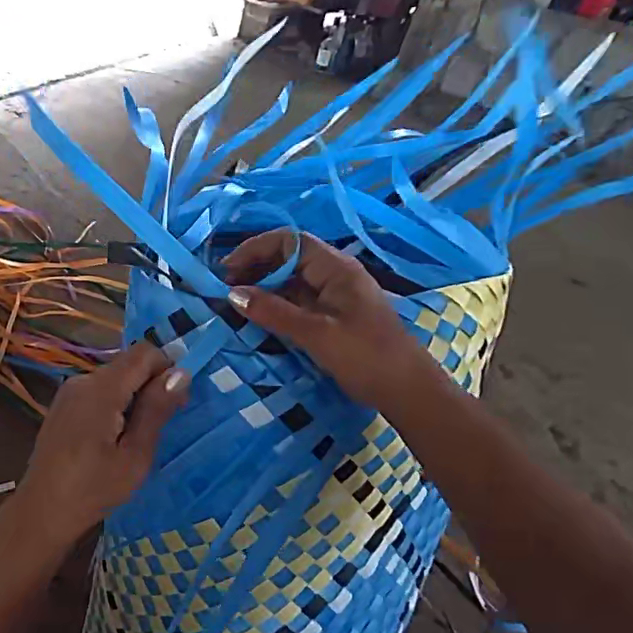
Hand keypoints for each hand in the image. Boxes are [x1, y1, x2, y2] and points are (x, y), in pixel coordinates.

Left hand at [4, 343, 187, 547]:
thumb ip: (156, 409)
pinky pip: (98, 391)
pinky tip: (114, 438)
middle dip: (151, 384)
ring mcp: (68, 391)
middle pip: (128, 364)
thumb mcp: (135, 455)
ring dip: (133, 397)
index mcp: (100, 388)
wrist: (42, 511)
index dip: (167, 368)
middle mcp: (82, 380)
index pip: (143, 353)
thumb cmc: (93, 489)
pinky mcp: (63, 405)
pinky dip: (115, 404)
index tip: (177, 402)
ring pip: (114, 377)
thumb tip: (182, 373)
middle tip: (160, 427)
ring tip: (136, 438)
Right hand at [224, 229, 440, 406]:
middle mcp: (335, 275)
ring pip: (291, 280)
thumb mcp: (315, 333)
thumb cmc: (366, 357)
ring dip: (263, 286)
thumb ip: (273, 312)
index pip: (289, 241)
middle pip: (288, 258)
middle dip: (255, 266)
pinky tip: (258, 316)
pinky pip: (298, 300)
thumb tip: (232, 293)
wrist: (408, 391)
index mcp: (336, 268)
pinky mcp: (333, 316)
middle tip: (225, 286)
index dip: (255, 249)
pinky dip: (275, 304)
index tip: (227, 269)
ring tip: (235, 301)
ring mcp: (335, 296)